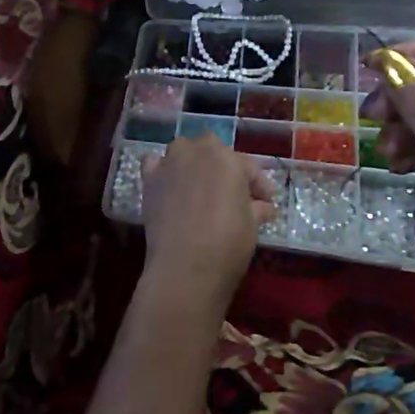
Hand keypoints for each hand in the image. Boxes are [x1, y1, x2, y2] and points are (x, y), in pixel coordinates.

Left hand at [140, 134, 277, 309]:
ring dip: (193, 162)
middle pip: (212, 149)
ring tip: (201, 187)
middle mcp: (196, 152)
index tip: (266, 202)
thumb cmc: (227, 243)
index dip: (258, 184)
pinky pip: (155, 163)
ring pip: (182, 151)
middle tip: (232, 191)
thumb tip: (262, 207)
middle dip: (223, 166)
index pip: (247, 166)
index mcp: (227, 159)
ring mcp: (169, 163)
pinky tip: (170, 185)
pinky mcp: (149, 180)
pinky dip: (162, 169)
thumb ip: (256, 208)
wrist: (185, 265)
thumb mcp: (252, 224)